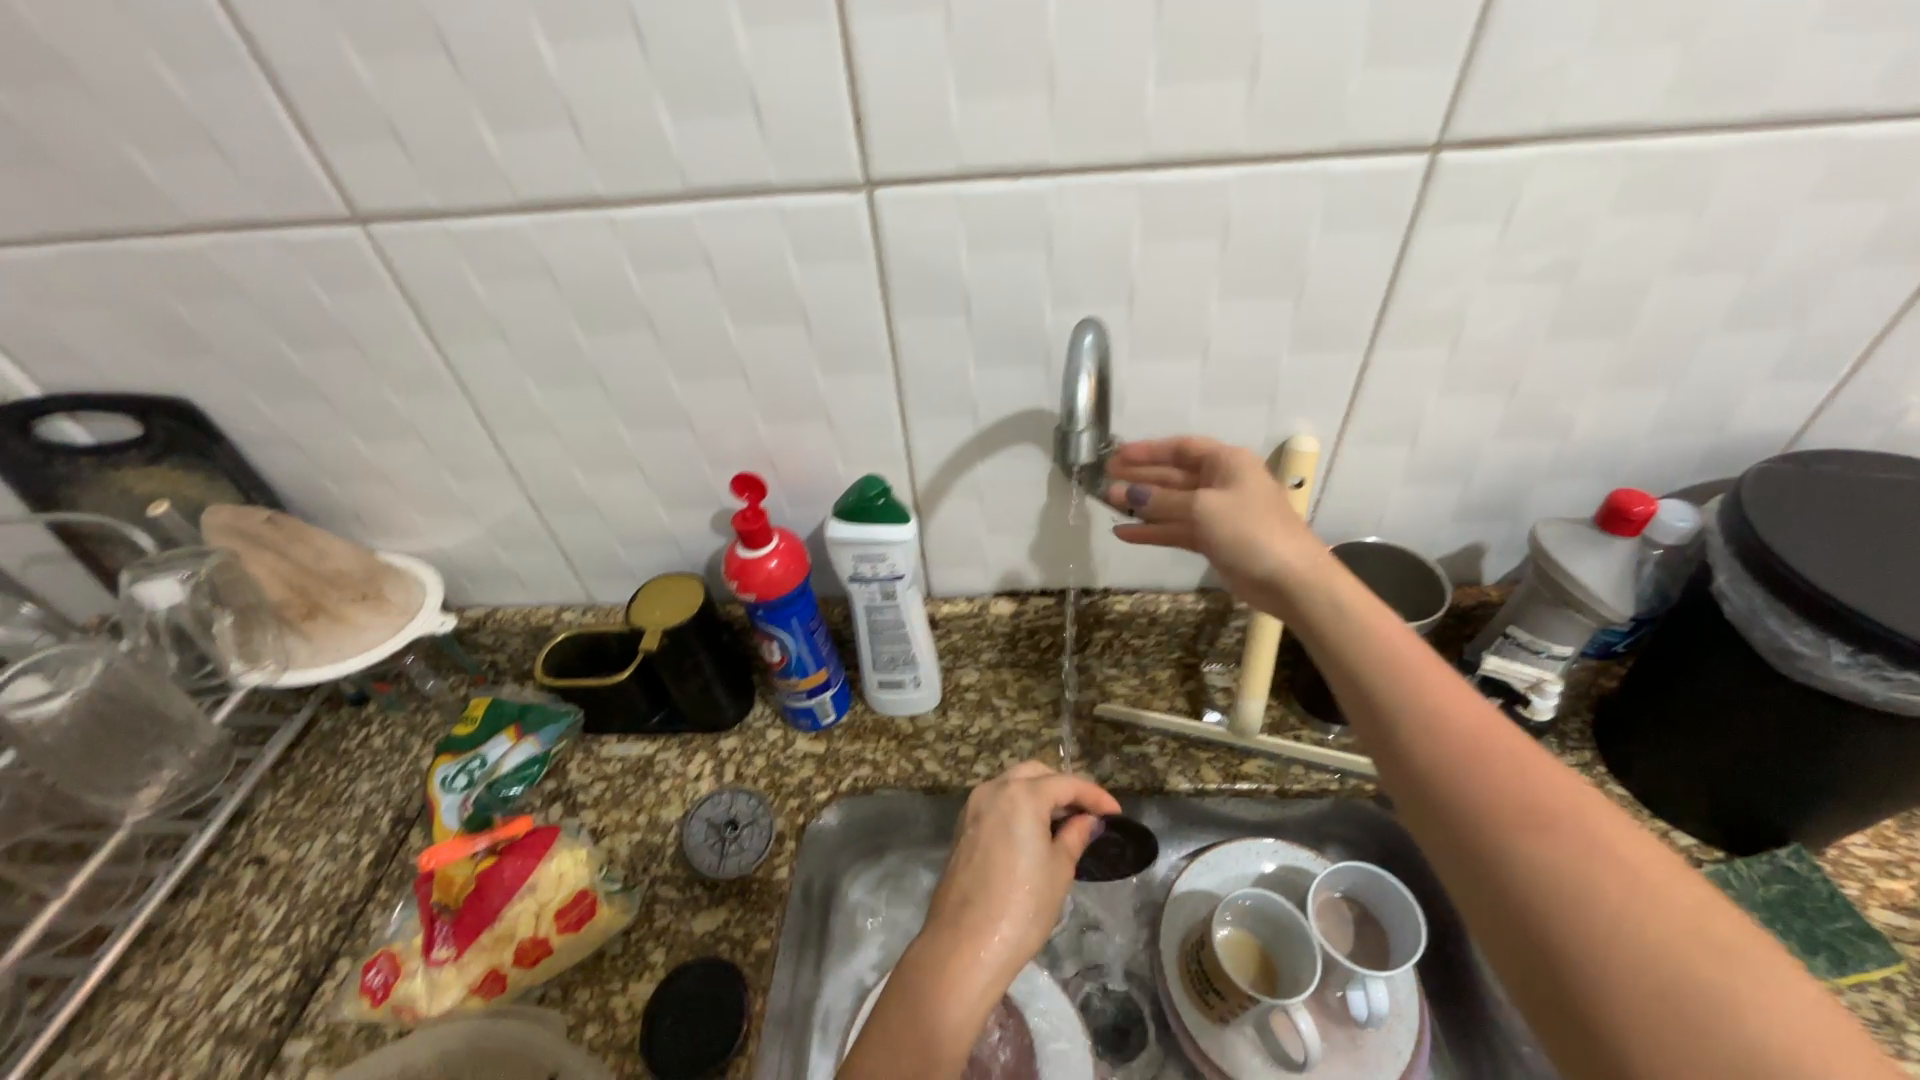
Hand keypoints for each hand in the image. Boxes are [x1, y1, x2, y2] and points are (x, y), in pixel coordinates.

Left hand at [920, 762, 1120, 989]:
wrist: (965, 943)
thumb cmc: (1022, 907)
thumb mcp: (1059, 870)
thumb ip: (1075, 836)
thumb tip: (1087, 820)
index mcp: (1021, 795)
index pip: (1066, 784)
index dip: (1095, 796)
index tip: (1117, 814)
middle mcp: (993, 791)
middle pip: (1035, 774)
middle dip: (1064, 788)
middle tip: (1089, 814)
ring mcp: (973, 808)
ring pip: (1012, 785)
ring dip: (1040, 795)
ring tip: (1066, 823)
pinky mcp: (963, 828)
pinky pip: (997, 803)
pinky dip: (1019, 807)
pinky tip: (1035, 832)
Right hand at [1105, 436, 1321, 604]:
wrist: (1290, 579)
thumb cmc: (1251, 530)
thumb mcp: (1203, 509)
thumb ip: (1162, 501)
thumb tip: (1126, 492)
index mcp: (1227, 462)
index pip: (1181, 448)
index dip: (1148, 451)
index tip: (1117, 456)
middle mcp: (1221, 482)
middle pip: (1173, 475)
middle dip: (1140, 477)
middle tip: (1105, 479)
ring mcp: (1217, 513)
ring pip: (1172, 504)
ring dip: (1142, 505)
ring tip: (1107, 504)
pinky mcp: (1213, 541)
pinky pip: (1176, 529)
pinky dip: (1153, 531)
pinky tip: (1124, 533)